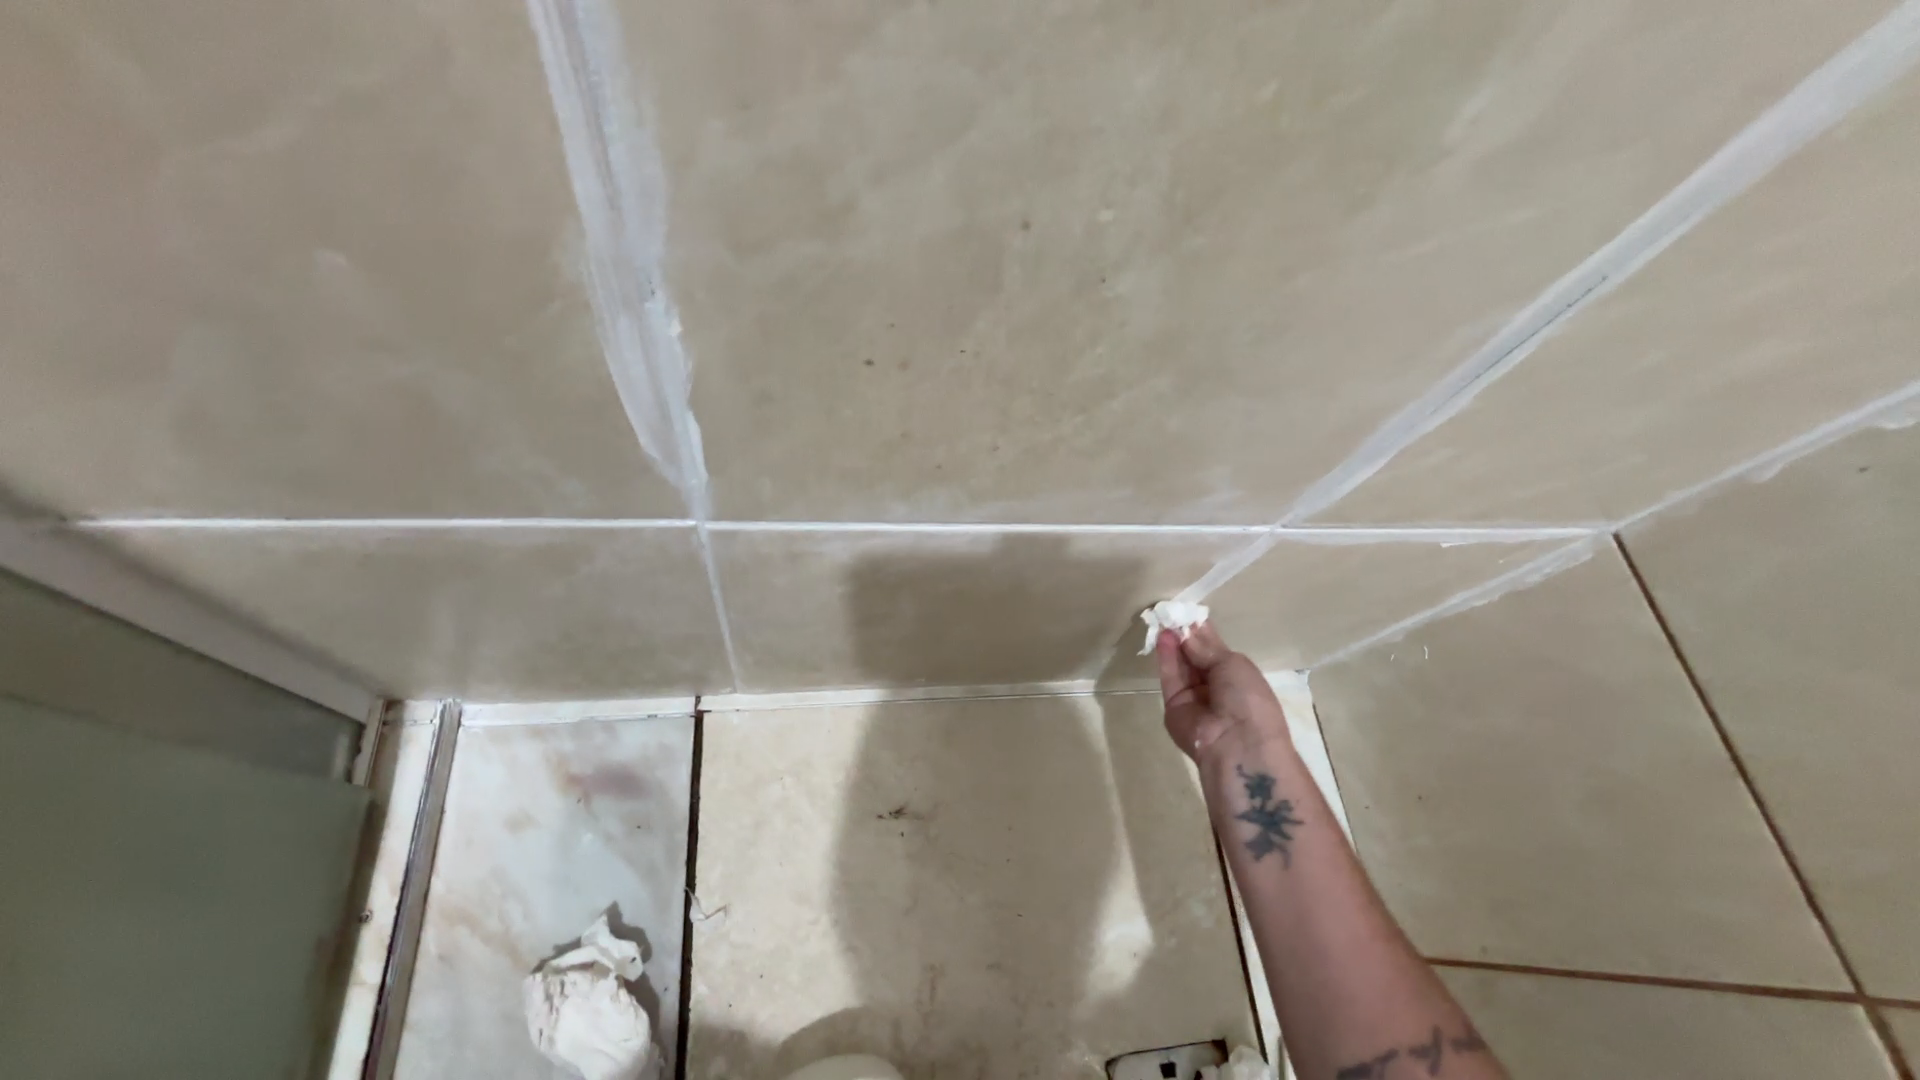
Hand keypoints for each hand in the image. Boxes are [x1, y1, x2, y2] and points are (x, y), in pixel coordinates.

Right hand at [1154, 621, 1292, 762]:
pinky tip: (1163, 638)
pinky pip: (1169, 678)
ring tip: (1165, 620)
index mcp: (1238, 677)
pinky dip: (1166, 658)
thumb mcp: (1233, 664)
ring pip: (1181, 666)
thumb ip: (1206, 647)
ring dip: (1174, 643)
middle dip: (1186, 635)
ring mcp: (1194, 697)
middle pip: (1195, 656)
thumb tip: (1189, 630)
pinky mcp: (1174, 705)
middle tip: (1172, 613)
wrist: (1236, 744)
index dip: (1203, 631)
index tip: (1190, 612)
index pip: (1215, 649)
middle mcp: (1215, 686)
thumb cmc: (1247, 699)